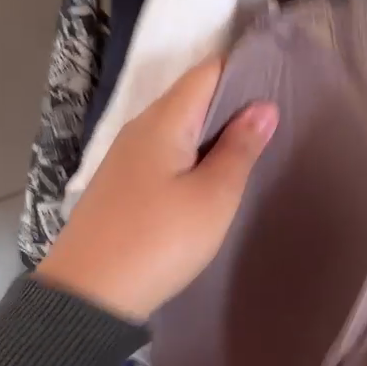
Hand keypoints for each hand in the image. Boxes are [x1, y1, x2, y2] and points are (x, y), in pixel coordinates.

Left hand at [36, 62, 276, 320]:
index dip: (243, 71)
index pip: (208, 71)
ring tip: (250, 151)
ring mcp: (126, 156)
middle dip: (232, 103)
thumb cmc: (159, 240)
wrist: (88, 294)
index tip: (279, 85)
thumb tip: (263, 107)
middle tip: (274, 124)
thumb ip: (240, 148)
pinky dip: (191, 155)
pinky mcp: (121, 184)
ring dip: (212, 133)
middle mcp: (140, 127)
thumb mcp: (213, 197)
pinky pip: (164, 152)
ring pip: (178, 127)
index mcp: (163, 120)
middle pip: (192, 97)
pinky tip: (209, 178)